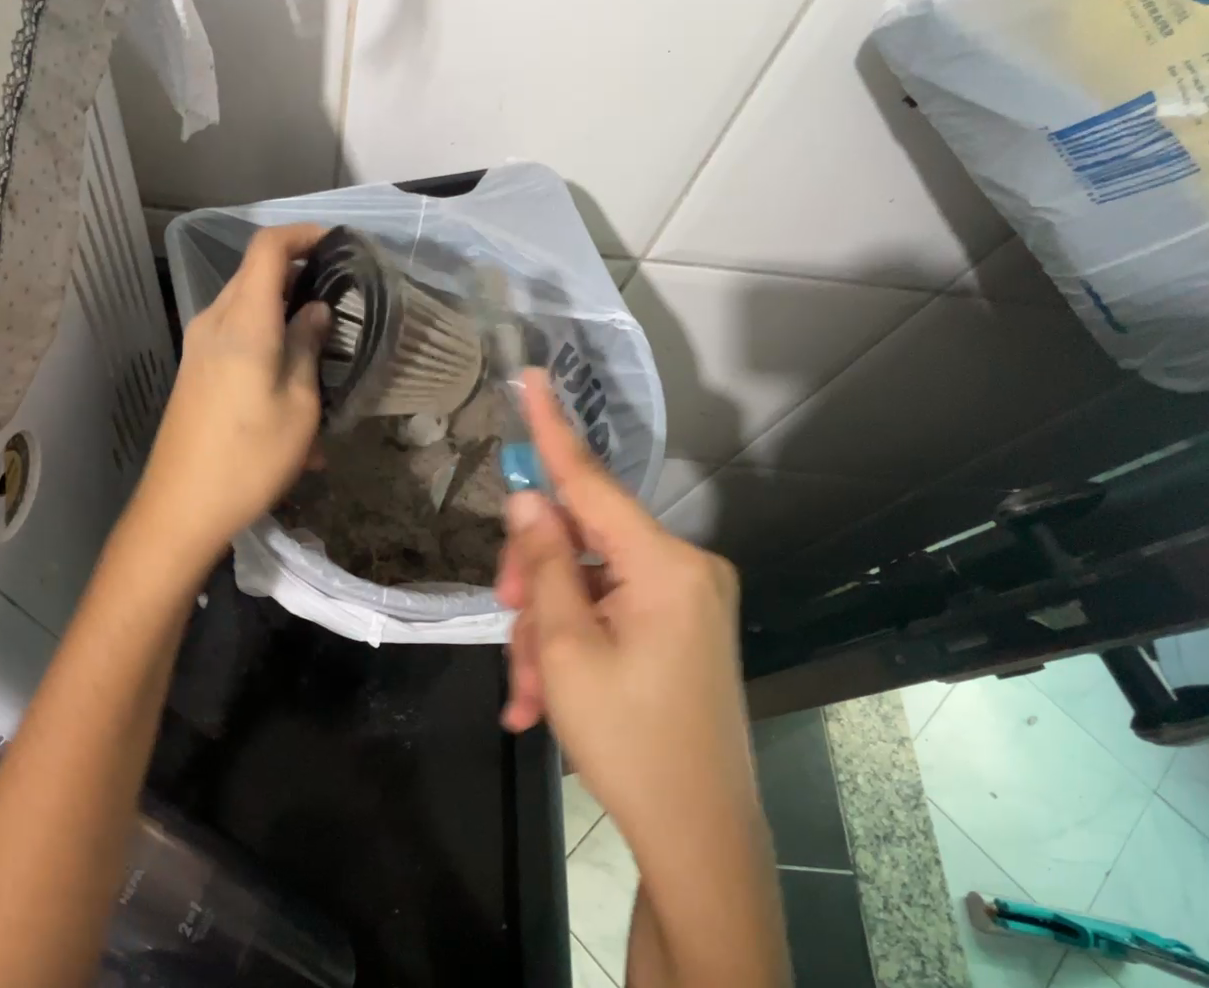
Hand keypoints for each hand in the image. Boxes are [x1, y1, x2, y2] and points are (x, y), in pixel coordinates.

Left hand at [131, 223, 331, 555]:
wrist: (181, 508)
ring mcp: (198, 348)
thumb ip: (307, 347)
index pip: (267, 248)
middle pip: (255, 275)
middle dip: (299, 277)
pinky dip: (266, 346)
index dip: (303, 235)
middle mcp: (213, 322)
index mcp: (243, 321)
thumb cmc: (250, 458)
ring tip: (322, 353)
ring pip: (247, 310)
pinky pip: (235, 340)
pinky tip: (292, 391)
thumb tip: (315, 310)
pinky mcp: (195, 372)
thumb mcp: (299, 405)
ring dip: (284, 319)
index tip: (338, 244)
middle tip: (340, 299)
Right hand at [495, 370, 745, 824]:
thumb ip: (545, 564)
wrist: (698, 834)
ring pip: (586, 588)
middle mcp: (684, 570)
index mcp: (664, 565)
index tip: (530, 375)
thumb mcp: (567, 649)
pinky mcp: (681, 630)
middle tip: (509, 639)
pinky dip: (572, 648)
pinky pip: (609, 615)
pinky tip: (544, 701)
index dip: (551, 430)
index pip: (591, 482)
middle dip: (534, 589)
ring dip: (546, 634)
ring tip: (531, 695)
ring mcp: (686, 602)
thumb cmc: (628, 740)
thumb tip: (529, 500)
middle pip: (580, 545)